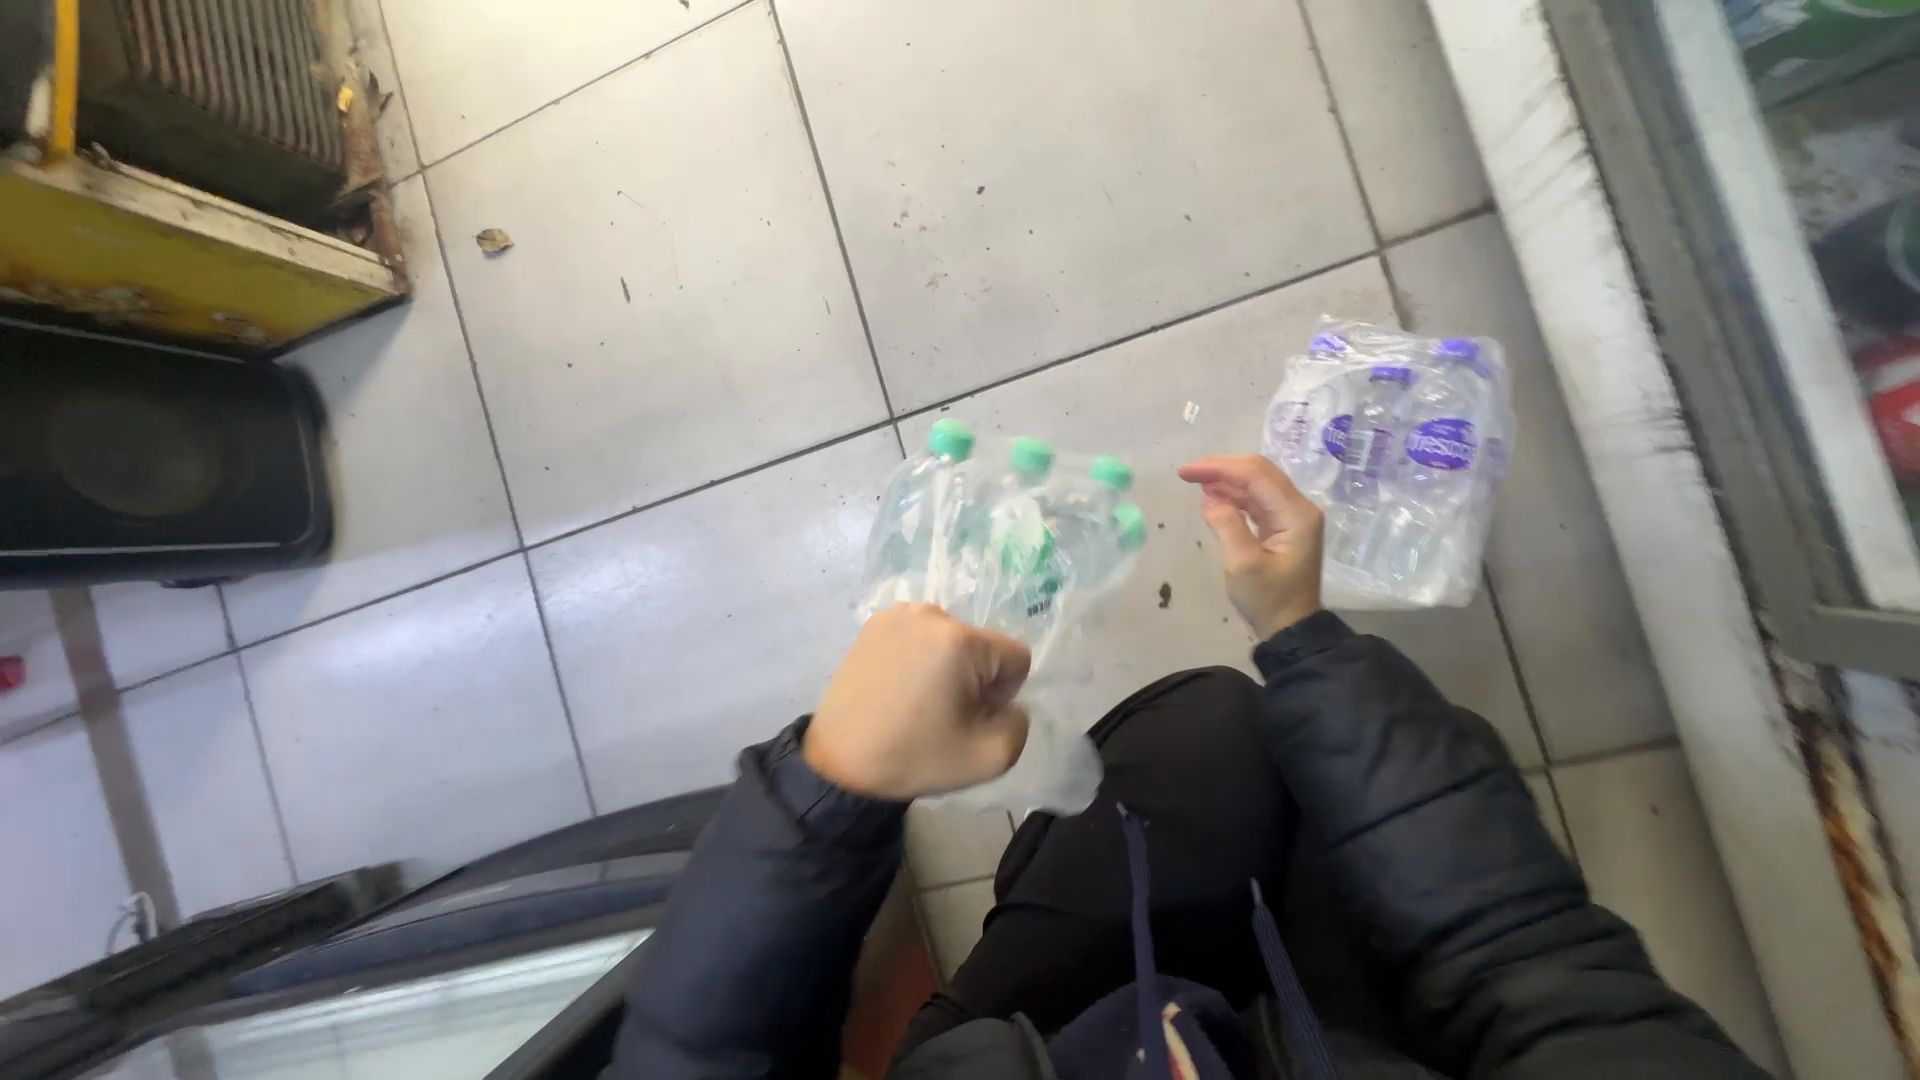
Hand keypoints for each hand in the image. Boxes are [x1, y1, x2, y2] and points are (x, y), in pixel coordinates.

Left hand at [804, 604, 1031, 799]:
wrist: (839, 762)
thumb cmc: (914, 757)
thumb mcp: (990, 757)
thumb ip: (1019, 722)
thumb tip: (1005, 701)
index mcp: (961, 640)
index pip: (1016, 657)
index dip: (1003, 694)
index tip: (970, 718)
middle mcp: (931, 614)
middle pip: (982, 646)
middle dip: (974, 678)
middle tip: (942, 714)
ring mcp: (898, 614)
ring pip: (953, 639)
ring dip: (948, 666)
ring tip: (918, 701)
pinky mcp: (874, 623)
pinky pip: (921, 636)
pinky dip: (920, 658)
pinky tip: (898, 687)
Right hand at [1178, 454, 1324, 639]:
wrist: (1291, 628)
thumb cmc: (1268, 599)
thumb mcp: (1242, 564)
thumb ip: (1226, 525)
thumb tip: (1209, 497)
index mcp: (1295, 513)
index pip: (1256, 475)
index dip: (1219, 468)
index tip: (1186, 472)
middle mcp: (1299, 507)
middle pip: (1259, 472)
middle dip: (1222, 468)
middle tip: (1187, 473)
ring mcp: (1292, 516)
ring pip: (1257, 483)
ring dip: (1226, 479)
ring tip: (1196, 482)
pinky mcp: (1283, 526)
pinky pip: (1257, 500)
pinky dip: (1234, 494)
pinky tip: (1213, 495)